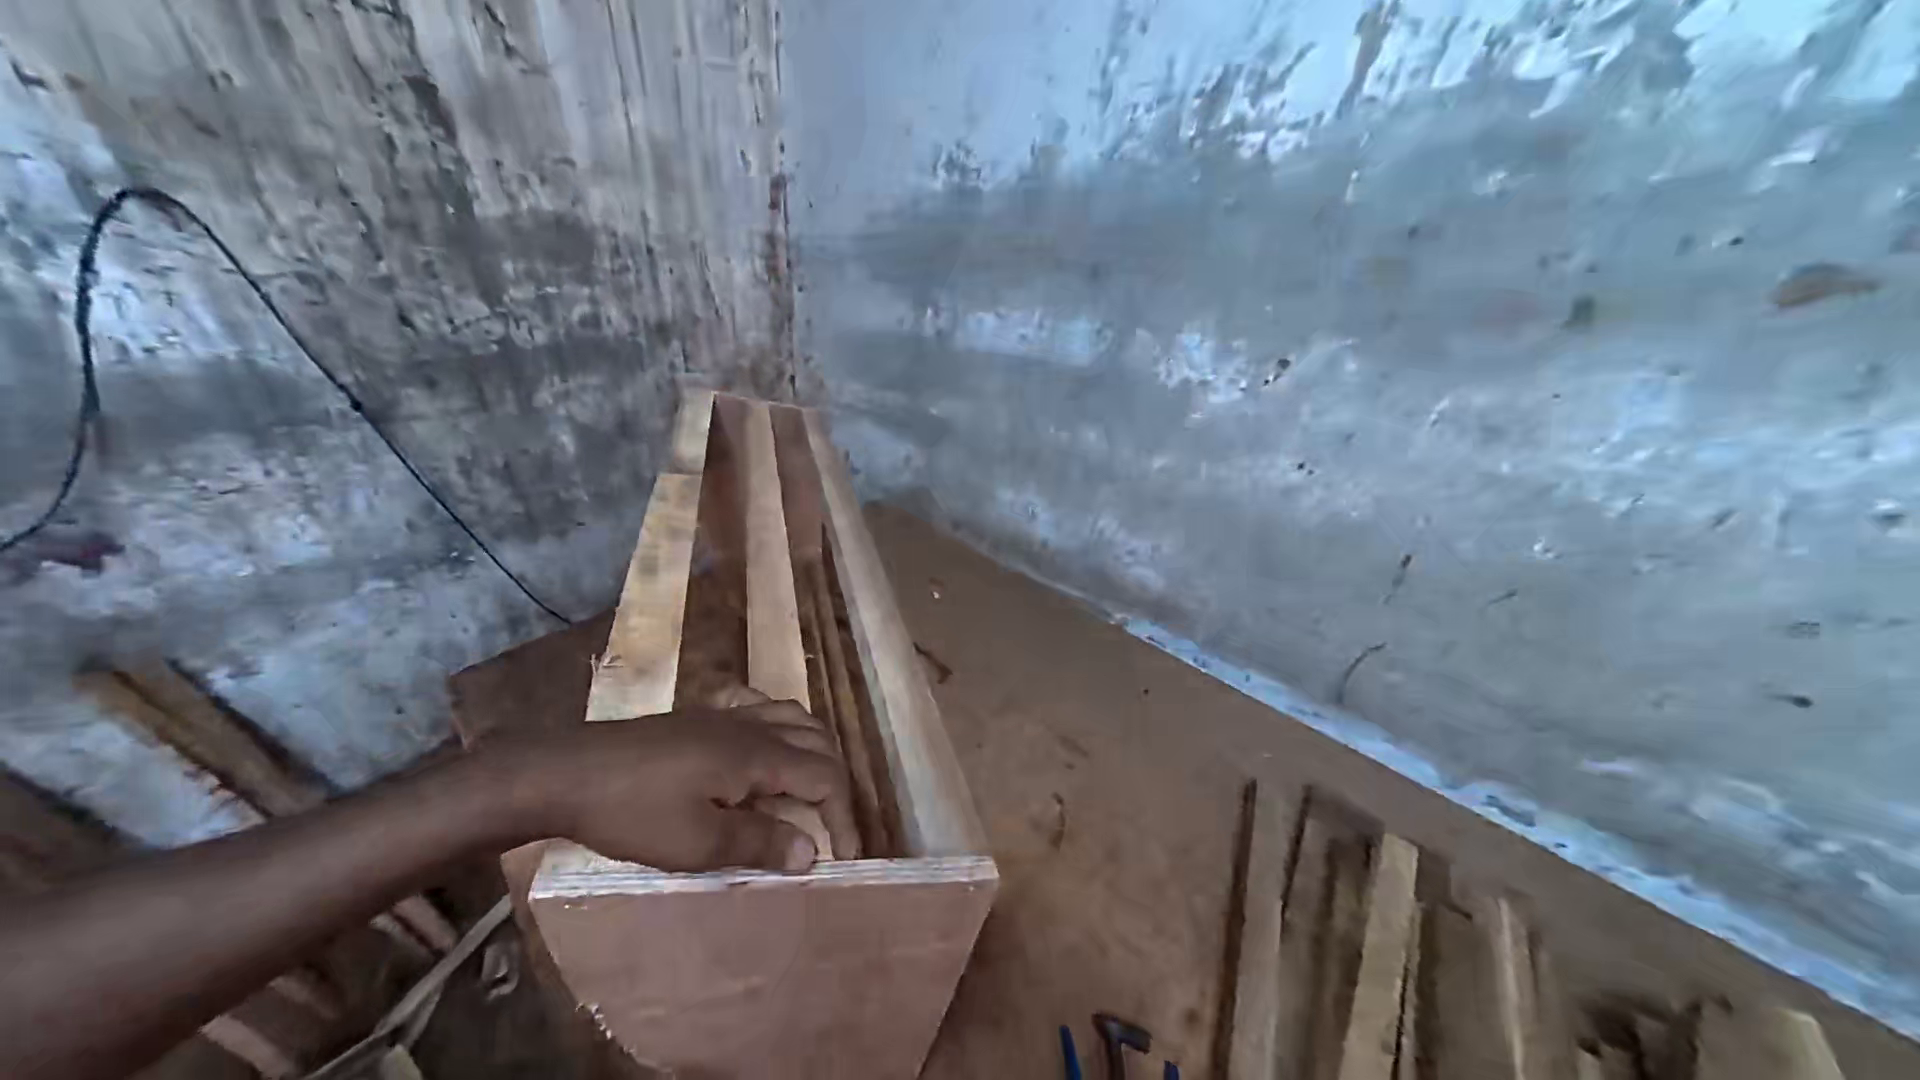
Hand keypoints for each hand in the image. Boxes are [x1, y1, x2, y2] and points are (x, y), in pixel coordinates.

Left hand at [499, 702, 855, 872]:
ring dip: (815, 749)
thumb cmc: (634, 813)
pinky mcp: (704, 713)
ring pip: (795, 716)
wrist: (571, 773)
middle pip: (819, 743)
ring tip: (811, 784)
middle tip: (831, 825)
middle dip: (835, 783)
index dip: (843, 817)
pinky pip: (759, 703)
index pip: (826, 777)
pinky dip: (778, 719)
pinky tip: (766, 738)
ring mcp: (729, 714)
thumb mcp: (696, 844)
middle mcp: (754, 726)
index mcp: (759, 756)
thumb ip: (760, 843)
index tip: (844, 856)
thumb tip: (812, 851)